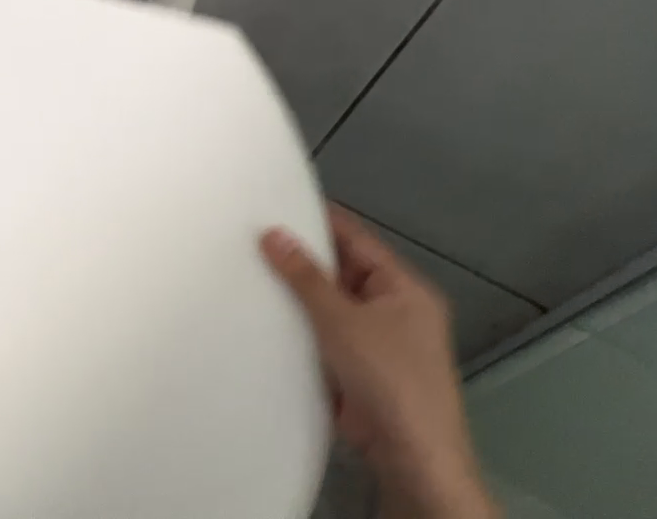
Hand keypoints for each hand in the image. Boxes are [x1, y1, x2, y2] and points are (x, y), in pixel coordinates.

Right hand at [262, 206, 496, 518]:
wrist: (408, 455)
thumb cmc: (389, 380)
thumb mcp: (342, 319)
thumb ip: (305, 276)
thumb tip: (273, 234)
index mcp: (404, 289)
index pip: (355, 239)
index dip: (317, 218)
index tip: (275, 199)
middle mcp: (392, 307)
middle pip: (338, 268)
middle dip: (300, 255)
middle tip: (251, 232)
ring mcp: (373, 337)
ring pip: (326, 300)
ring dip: (295, 290)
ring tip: (248, 264)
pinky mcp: (353, 363)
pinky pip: (319, 329)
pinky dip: (296, 320)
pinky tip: (261, 309)